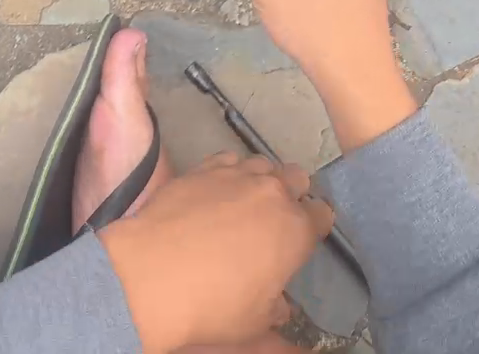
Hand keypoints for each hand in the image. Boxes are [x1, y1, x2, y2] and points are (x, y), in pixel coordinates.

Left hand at [99, 154, 332, 352]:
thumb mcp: (255, 321)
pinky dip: (231, 171)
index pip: (323, 214)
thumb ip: (276, 306)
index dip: (316, 225)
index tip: (305, 237)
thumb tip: (280, 304)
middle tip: (277, 217)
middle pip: (297, 177)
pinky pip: (230, 159)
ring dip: (263, 178)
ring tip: (247, 200)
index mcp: (296, 229)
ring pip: (264, 163)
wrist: (155, 272)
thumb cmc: (213, 304)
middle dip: (293, 193)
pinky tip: (218, 189)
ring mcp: (238, 174)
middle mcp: (273, 192)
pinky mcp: (206, 166)